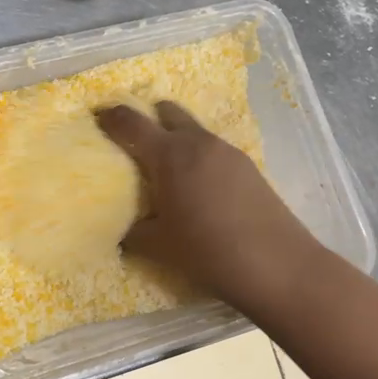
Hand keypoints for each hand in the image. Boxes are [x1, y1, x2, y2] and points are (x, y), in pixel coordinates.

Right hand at [97, 102, 322, 312]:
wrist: (280, 267)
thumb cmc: (210, 252)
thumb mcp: (160, 246)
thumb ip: (133, 232)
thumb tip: (121, 230)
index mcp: (169, 155)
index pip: (131, 122)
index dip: (110, 117)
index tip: (97, 119)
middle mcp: (197, 142)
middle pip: (166, 111)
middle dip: (148, 118)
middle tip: (134, 142)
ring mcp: (227, 151)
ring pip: (192, 130)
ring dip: (175, 139)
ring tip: (167, 170)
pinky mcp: (248, 166)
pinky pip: (212, 149)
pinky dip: (197, 157)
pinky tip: (198, 188)